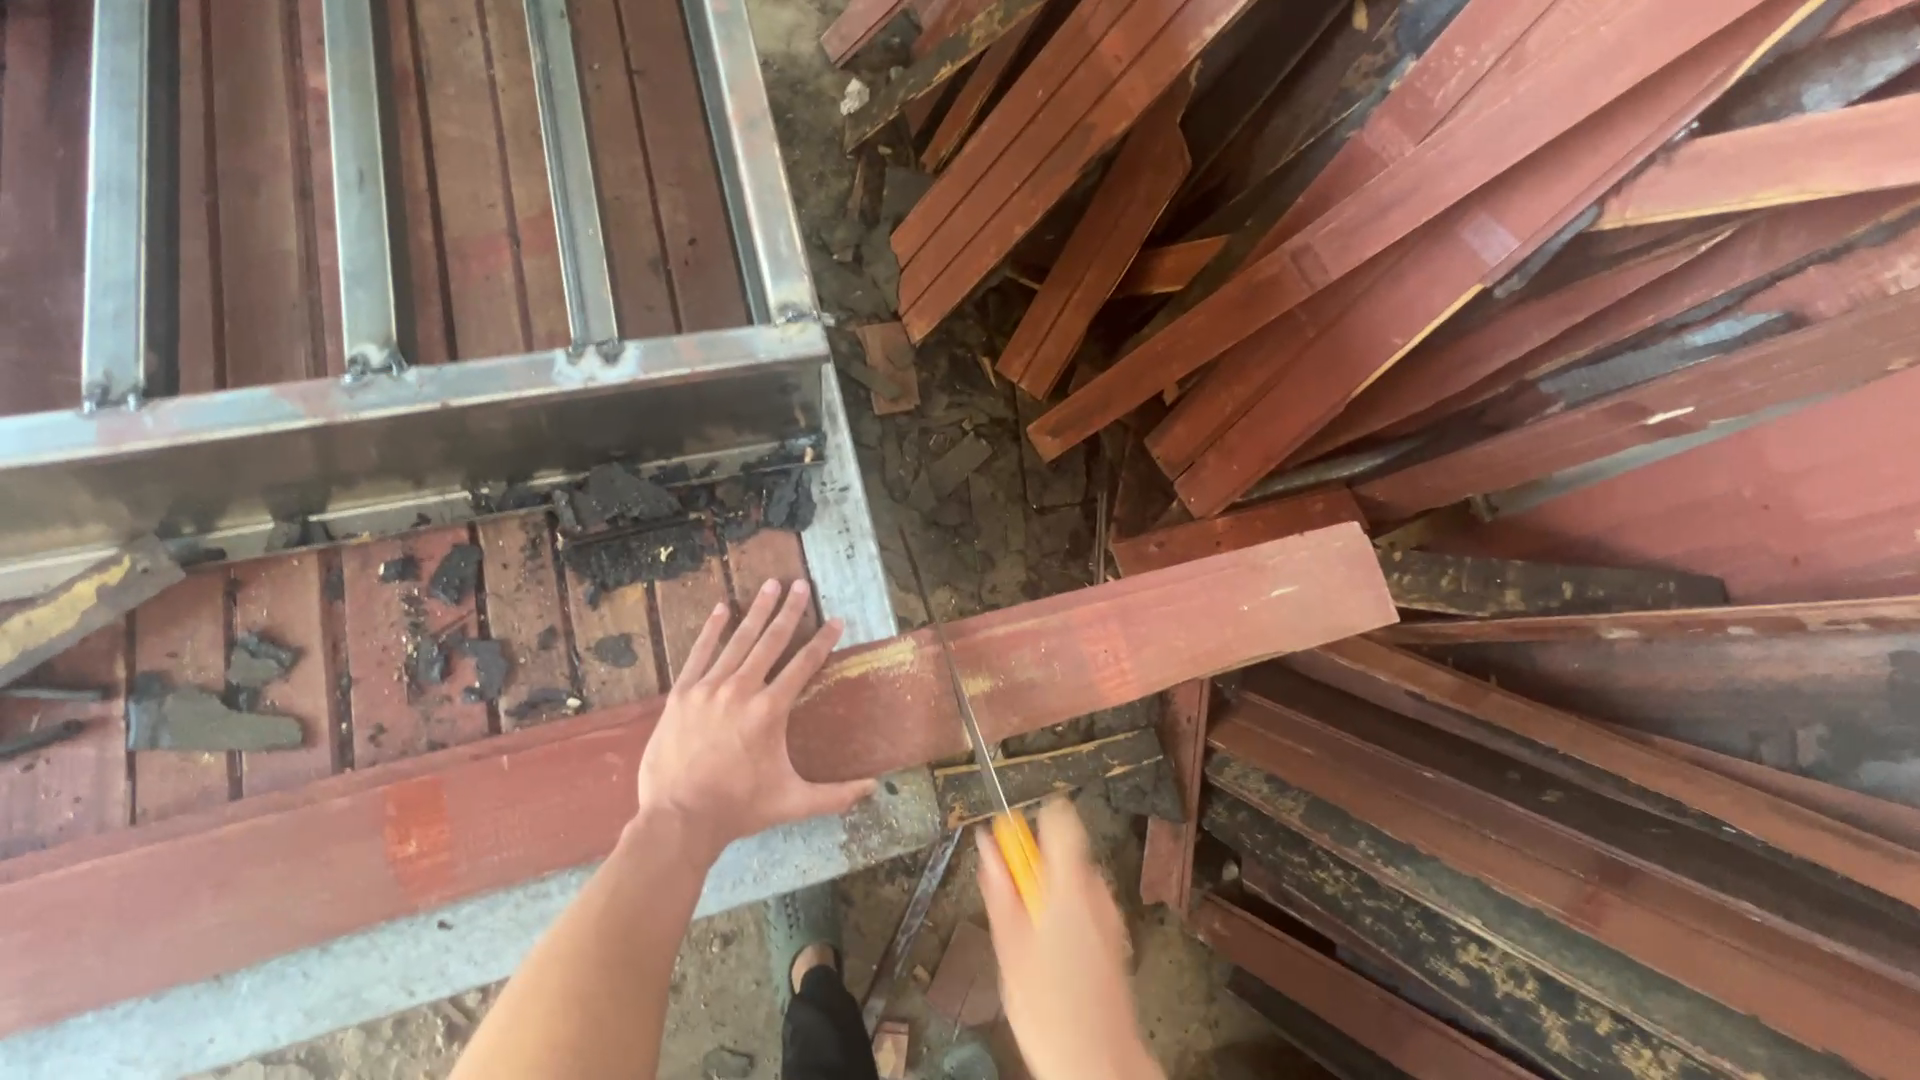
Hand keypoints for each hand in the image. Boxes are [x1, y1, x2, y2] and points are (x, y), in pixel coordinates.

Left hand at [633, 579, 876, 860]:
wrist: (678, 818)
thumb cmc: (739, 809)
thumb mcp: (793, 802)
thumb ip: (835, 795)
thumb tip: (873, 789)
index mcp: (770, 711)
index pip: (804, 665)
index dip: (823, 640)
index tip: (836, 619)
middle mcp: (741, 690)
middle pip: (771, 641)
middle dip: (790, 611)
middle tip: (801, 584)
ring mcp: (708, 689)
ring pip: (738, 641)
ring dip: (757, 611)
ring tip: (771, 585)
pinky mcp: (681, 695)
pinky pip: (699, 653)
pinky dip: (712, 630)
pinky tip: (723, 608)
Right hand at [976, 799, 1163, 1079]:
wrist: (1098, 1062)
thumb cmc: (1048, 1007)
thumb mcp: (1008, 946)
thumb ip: (999, 889)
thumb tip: (987, 845)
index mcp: (1069, 884)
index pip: (1060, 819)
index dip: (1035, 820)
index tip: (1014, 841)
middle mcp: (1096, 891)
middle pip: (1066, 853)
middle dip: (1037, 869)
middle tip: (1013, 907)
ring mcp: (1110, 915)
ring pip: (1075, 882)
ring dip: (1052, 895)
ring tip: (1030, 940)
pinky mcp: (1116, 938)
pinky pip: (1088, 908)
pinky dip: (1068, 918)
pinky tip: (1054, 957)